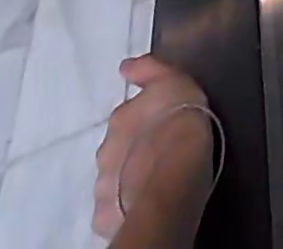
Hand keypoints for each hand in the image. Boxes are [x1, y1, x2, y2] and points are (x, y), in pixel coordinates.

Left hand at [92, 55, 214, 239]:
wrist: (177, 170)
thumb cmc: (179, 118)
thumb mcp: (173, 79)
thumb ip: (148, 69)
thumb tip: (125, 66)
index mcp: (120, 118)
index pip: (125, 117)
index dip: (141, 122)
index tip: (157, 126)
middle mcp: (106, 150)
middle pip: (116, 149)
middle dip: (131, 151)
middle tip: (155, 155)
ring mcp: (104, 185)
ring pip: (113, 181)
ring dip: (127, 179)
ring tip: (152, 182)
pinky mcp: (107, 217)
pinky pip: (113, 212)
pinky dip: (124, 208)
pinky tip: (143, 204)